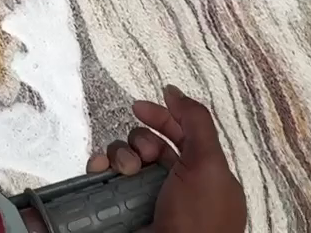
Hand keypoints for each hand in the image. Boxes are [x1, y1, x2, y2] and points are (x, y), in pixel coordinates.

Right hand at [87, 86, 246, 232]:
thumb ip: (196, 123)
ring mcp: (144, 196)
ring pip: (122, 155)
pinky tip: (100, 169)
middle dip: (139, 141)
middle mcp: (171, 184)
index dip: (161, 117)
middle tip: (143, 157)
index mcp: (201, 176)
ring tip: (124, 172)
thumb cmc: (199, 221)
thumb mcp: (210, 167)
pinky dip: (99, 167)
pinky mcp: (120, 206)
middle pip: (146, 142)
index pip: (178, 134)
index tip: (140, 108)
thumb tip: (172, 91)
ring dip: (119, 154)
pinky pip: (103, 174)